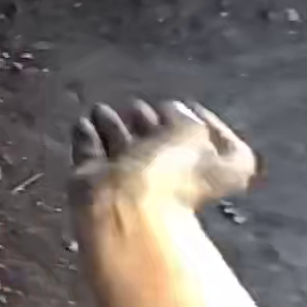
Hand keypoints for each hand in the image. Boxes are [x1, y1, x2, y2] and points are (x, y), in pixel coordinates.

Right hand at [72, 99, 256, 216]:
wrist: (119, 201)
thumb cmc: (166, 172)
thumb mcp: (189, 137)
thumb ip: (186, 120)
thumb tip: (176, 108)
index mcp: (217, 170)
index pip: (224, 145)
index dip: (207, 124)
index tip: (185, 106)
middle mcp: (179, 175)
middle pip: (166, 144)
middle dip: (150, 123)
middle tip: (135, 105)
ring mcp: (136, 178)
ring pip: (125, 147)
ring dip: (113, 126)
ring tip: (101, 108)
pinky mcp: (98, 177)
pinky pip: (93, 152)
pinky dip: (88, 137)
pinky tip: (82, 123)